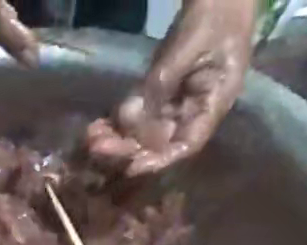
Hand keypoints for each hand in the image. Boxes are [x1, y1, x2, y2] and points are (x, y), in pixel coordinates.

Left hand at [86, 0, 253, 175]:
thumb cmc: (215, 14)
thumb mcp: (189, 46)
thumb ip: (161, 84)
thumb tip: (131, 118)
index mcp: (214, 102)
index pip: (187, 144)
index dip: (159, 160)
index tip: (132, 167)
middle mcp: (192, 112)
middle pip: (157, 145)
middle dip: (126, 150)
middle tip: (98, 148)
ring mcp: (172, 106)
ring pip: (140, 136)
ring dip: (115, 140)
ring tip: (91, 137)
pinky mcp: (156, 99)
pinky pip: (132, 120)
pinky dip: (113, 126)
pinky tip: (95, 127)